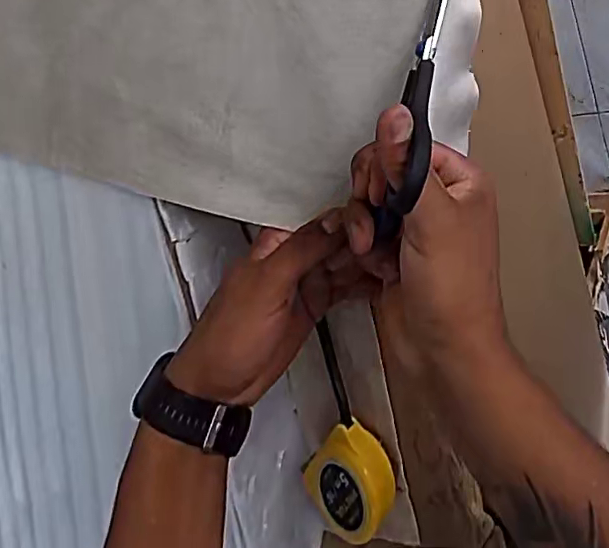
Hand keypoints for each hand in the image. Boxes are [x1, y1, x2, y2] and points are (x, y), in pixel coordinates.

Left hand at [167, 219, 378, 405]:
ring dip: (372, 264)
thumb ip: (303, 249)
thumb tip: (337, 221)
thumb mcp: (267, 284)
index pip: (327, 219)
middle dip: (369, 245)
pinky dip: (366, 284)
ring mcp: (308, 279)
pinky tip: (382, 285)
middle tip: (386, 260)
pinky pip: (348, 285)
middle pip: (345, 238)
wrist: (218, 389)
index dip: (354, 223)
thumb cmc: (227, 337)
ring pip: (350, 260)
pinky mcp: (317, 301)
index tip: (370, 238)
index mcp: (280, 242)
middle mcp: (297, 255)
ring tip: (390, 272)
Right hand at [338, 105, 507, 370]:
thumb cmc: (456, 291)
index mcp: (463, 181)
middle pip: (388, 171)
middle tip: (378, 220)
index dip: (389, 163)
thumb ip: (407, 165)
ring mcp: (419, 226)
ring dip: (365, 224)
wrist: (444, 353)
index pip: (413, 146)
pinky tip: (375, 265)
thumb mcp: (431, 217)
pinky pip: (367, 230)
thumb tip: (396, 117)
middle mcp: (442, 199)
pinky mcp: (398, 250)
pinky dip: (364, 246)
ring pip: (372, 201)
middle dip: (372, 196)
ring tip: (375, 248)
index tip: (382, 188)